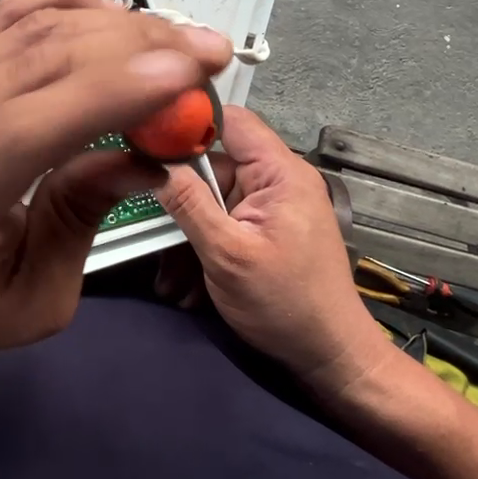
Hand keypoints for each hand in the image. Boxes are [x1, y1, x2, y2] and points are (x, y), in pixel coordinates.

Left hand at [0, 0, 234, 365]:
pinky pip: (8, 19)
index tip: (183, 75)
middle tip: (208, 56)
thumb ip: (81, 224)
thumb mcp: (28, 303)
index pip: (20, 133)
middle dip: (131, 50)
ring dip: (112, 26)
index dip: (103, 95)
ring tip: (179, 39)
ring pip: (26, 32)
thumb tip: (147, 160)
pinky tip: (115, 17)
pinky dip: (66, 4)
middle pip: (32, 65)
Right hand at [156, 107, 391, 396]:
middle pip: (212, 165)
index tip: (146, 140)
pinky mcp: (263, 231)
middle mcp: (276, 180)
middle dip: (179, 199)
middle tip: (150, 230)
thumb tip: (154, 162)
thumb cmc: (286, 304)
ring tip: (170, 280)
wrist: (331, 359)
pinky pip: (222, 224)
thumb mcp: (228, 255)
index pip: (230, 119)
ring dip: (186, 236)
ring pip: (210, 200)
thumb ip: (189, 203)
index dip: (188, 122)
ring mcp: (270, 207)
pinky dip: (202, 250)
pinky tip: (186, 287)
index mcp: (279, 172)